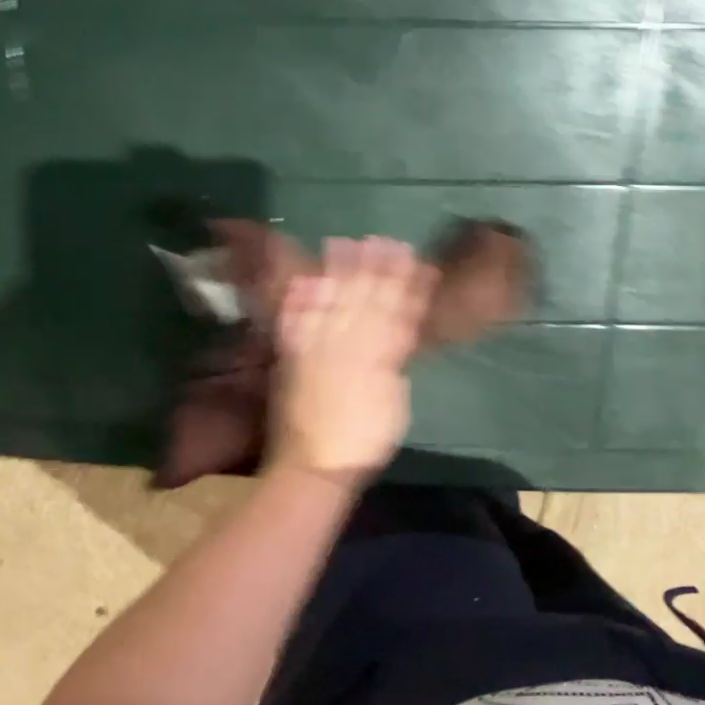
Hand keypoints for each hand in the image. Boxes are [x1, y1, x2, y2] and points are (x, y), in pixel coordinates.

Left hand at [268, 237, 437, 486]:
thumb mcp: (393, 400)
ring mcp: (314, 348)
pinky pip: (295, 321)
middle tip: (381, 239)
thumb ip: (393, 359)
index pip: (394, 309)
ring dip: (338, 272)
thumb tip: (396, 330)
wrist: (316, 465)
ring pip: (330, 301)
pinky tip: (304, 279)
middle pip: (362, 297)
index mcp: (377, 355)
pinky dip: (300, 299)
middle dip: (373, 267)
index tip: (413, 257)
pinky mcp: (291, 357)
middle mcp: (345, 344)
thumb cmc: (364, 441)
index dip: (404, 282)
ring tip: (343, 243)